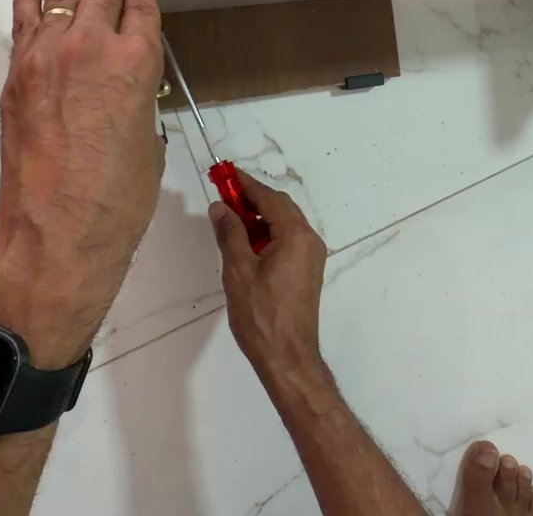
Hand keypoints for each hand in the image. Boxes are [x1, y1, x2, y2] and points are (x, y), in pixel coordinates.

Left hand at [0, 0, 164, 367]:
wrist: (57, 231)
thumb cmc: (119, 197)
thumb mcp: (148, 142)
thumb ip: (139, 105)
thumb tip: (125, 96)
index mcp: (139, 63)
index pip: (142, 2)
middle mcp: (96, 47)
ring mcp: (50, 56)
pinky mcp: (18, 74)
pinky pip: (26, 21)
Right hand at [210, 167, 328, 385]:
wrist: (288, 358)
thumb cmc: (261, 315)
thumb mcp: (239, 271)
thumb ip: (230, 233)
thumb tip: (220, 207)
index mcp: (296, 235)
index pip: (269, 198)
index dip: (245, 184)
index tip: (225, 174)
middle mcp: (310, 239)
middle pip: (280, 207)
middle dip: (252, 199)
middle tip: (224, 196)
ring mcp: (312, 255)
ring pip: (284, 223)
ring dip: (259, 217)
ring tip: (230, 221)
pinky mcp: (308, 270)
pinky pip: (288, 239)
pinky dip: (268, 234)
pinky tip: (247, 244)